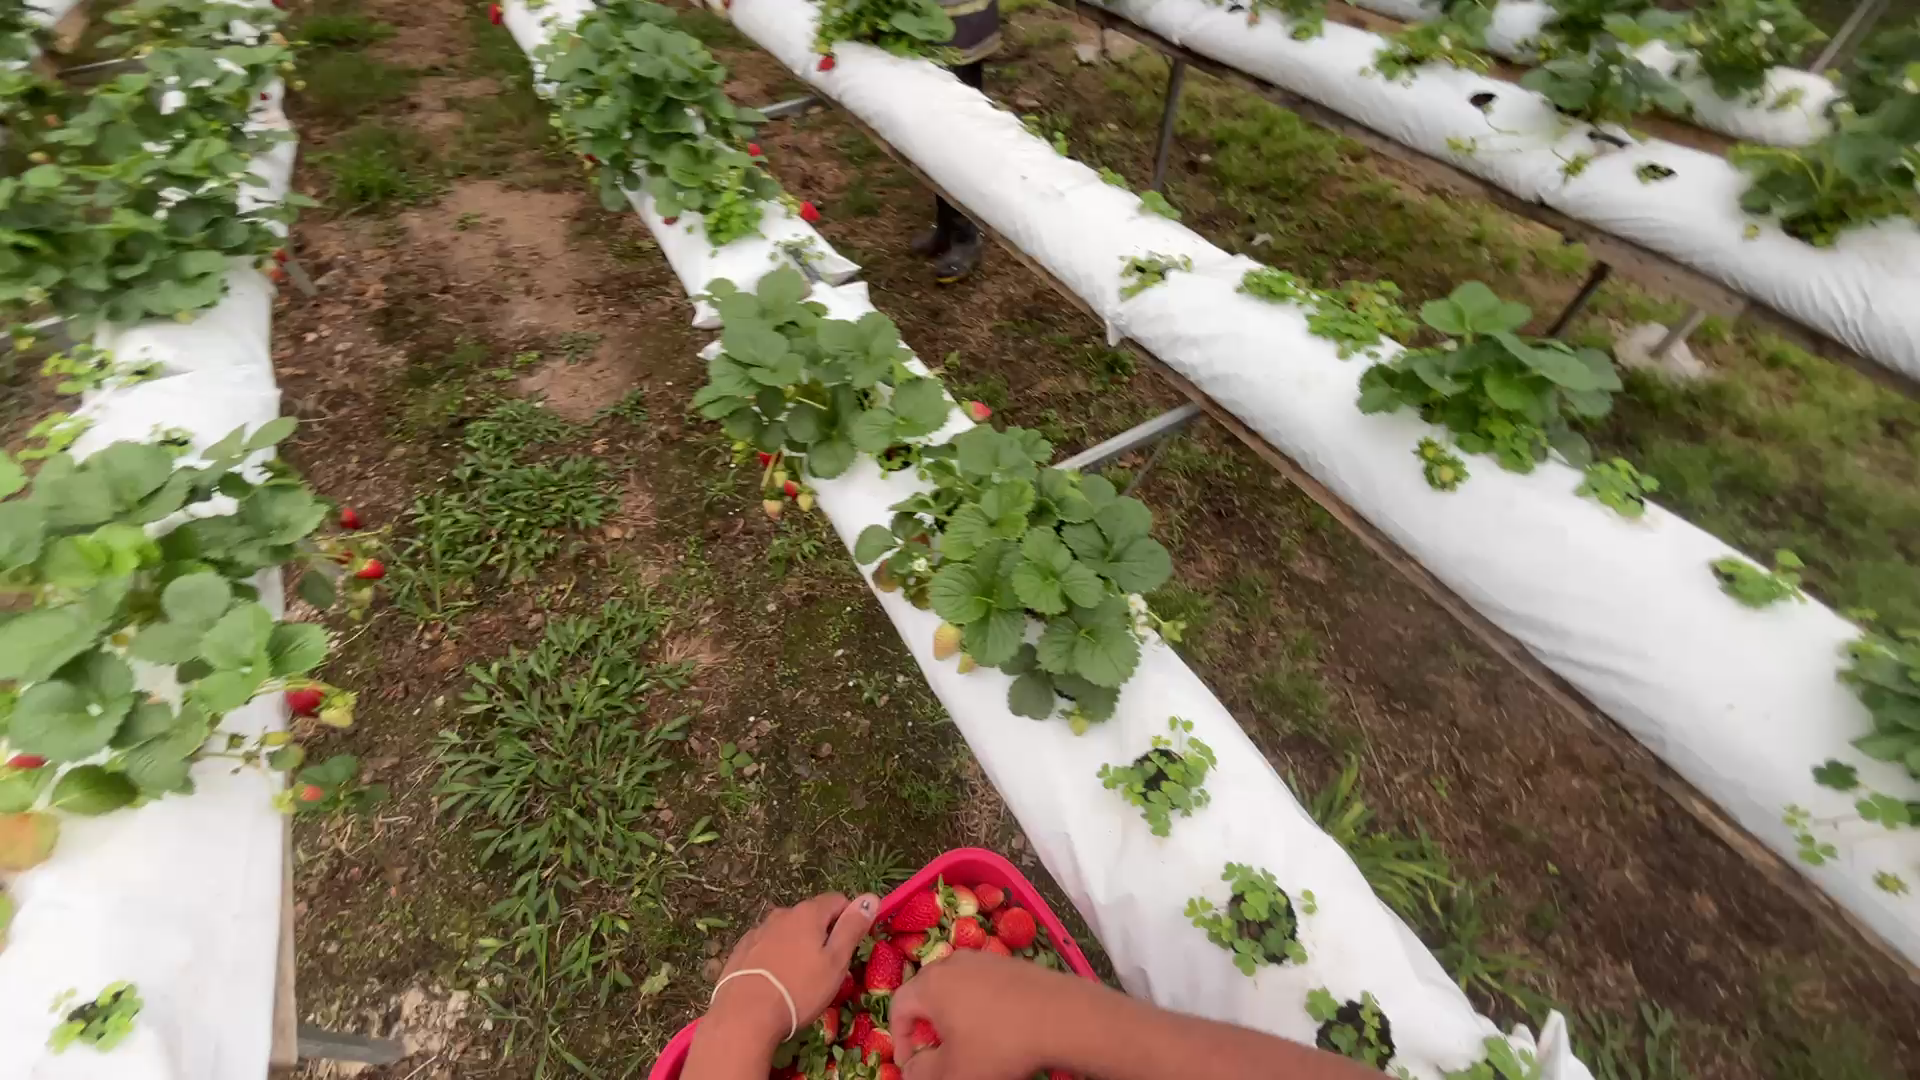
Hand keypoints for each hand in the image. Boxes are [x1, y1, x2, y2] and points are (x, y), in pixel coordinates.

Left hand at [709, 892, 878, 1044]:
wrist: (744, 1017)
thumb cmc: (799, 989)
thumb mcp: (835, 961)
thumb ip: (853, 927)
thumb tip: (870, 896)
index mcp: (809, 913)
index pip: (838, 900)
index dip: (849, 918)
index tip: (850, 944)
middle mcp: (783, 914)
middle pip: (811, 915)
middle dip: (822, 933)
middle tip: (826, 966)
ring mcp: (758, 931)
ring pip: (787, 930)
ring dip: (797, 944)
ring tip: (798, 977)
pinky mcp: (741, 950)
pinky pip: (766, 945)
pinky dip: (774, 956)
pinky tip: (774, 980)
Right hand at [891, 950, 1095, 1079]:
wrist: (1056, 1014)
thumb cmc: (997, 1044)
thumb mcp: (954, 1072)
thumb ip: (921, 1074)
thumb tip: (911, 1069)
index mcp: (931, 983)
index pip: (898, 1005)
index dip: (899, 1039)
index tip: (912, 1066)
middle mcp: (952, 962)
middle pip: (925, 992)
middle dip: (924, 1025)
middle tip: (936, 1054)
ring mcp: (981, 958)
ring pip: (953, 986)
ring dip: (951, 1014)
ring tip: (966, 1042)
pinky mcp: (1005, 962)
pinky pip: (978, 983)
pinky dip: (976, 1004)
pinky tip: (994, 1027)